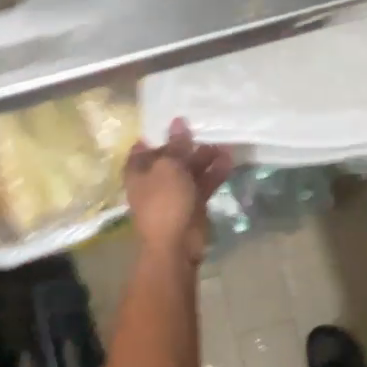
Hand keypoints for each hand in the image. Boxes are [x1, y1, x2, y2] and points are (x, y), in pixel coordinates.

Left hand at [125, 118, 231, 262]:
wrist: (175, 244)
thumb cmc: (164, 201)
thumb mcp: (169, 167)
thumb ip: (176, 145)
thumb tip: (178, 122)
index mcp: (138, 171)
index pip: (144, 147)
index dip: (158, 134)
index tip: (176, 121)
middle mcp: (154, 180)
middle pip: (171, 157)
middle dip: (188, 145)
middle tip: (206, 129)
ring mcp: (174, 194)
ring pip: (190, 171)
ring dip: (205, 158)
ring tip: (224, 145)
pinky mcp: (193, 205)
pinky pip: (203, 184)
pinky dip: (214, 174)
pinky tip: (229, 161)